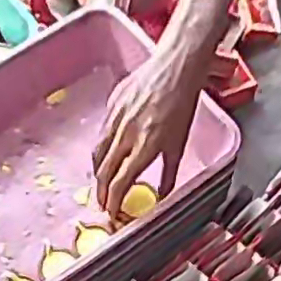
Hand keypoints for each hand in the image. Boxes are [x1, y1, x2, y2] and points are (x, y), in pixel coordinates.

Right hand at [92, 51, 205, 219]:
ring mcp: (116, 118)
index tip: (111, 214)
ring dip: (98, 172)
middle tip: (102, 203)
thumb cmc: (182, 105)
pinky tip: (108, 153)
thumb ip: (168, 175)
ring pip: (98, 152)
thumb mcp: (178, 146)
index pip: (120, 183)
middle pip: (104, 171)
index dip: (113, 202)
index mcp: (144, 147)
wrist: (176, 66)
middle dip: (101, 192)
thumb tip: (161, 197)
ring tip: (102, 182)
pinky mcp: (112, 104)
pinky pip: (102, 132)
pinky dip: (102, 148)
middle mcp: (126, 134)